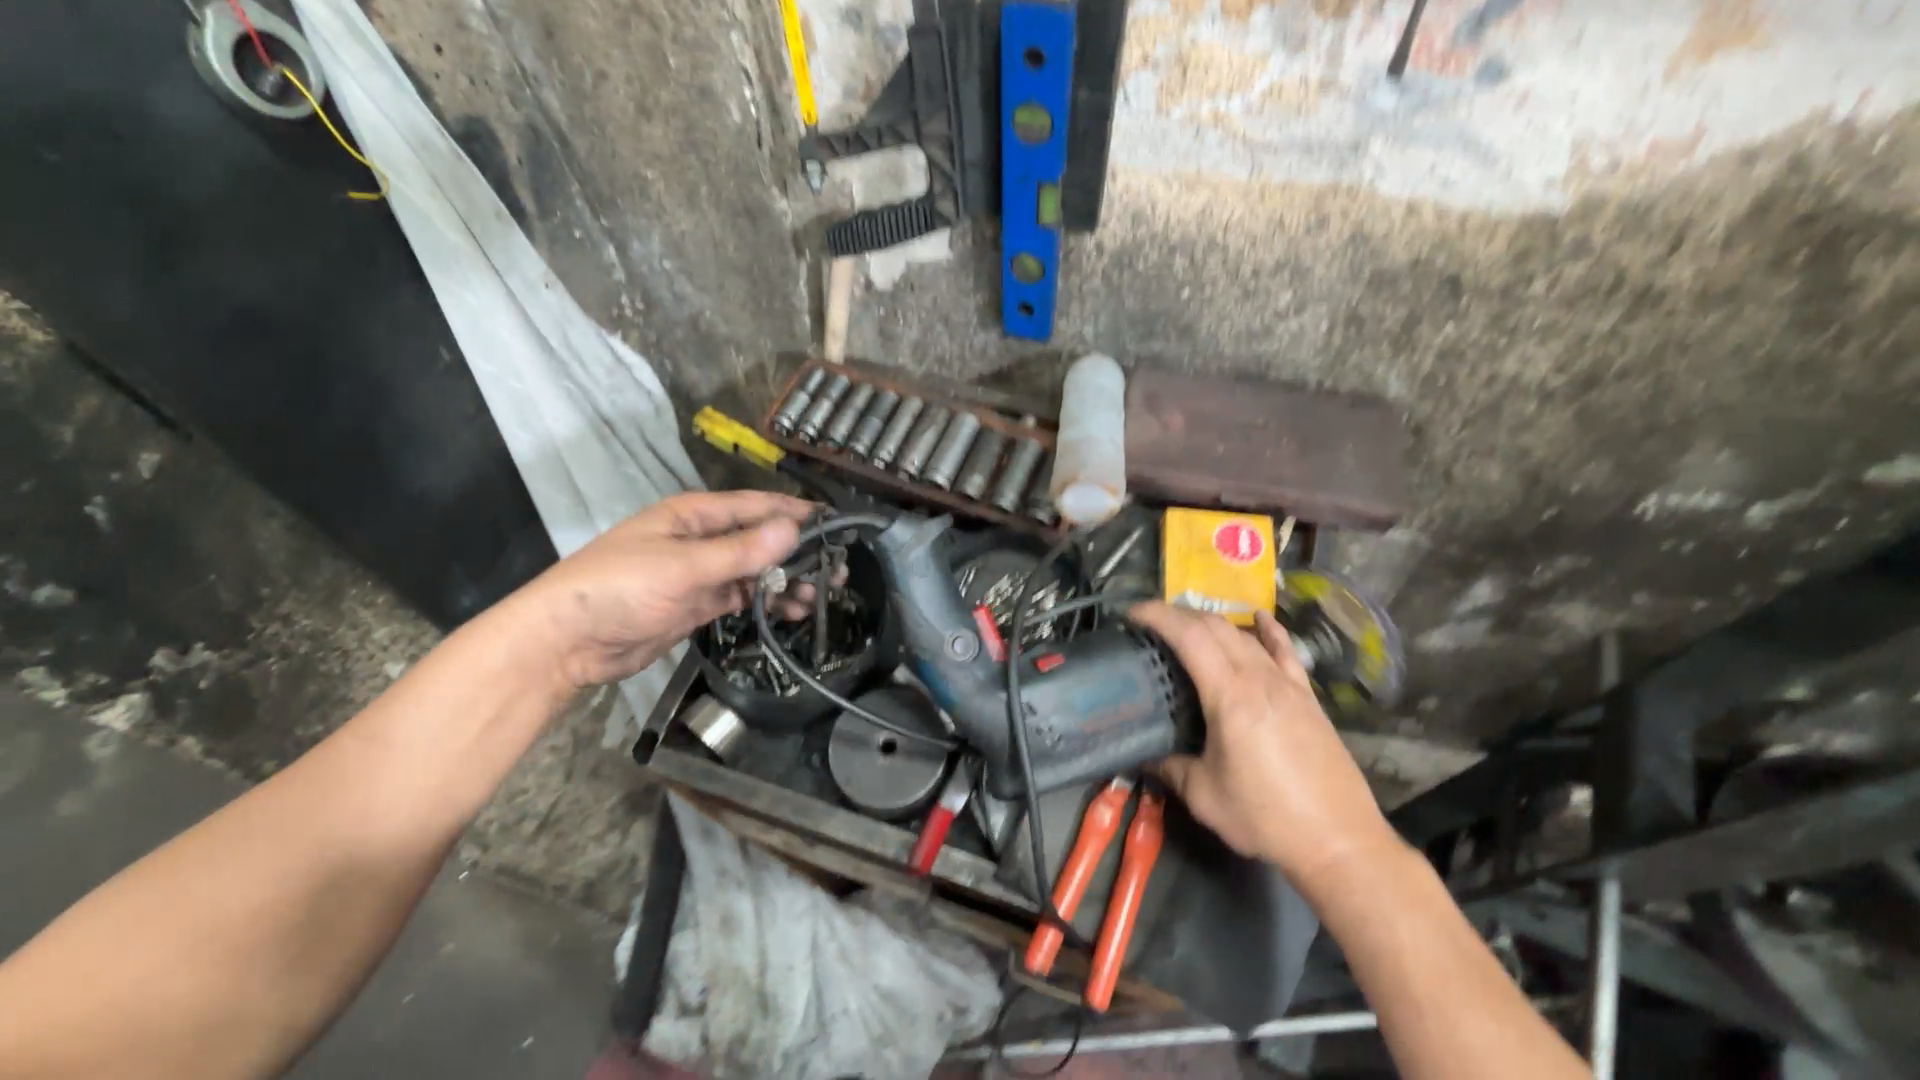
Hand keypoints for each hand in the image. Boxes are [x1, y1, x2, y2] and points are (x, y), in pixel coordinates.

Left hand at [513, 491, 815, 687]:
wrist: (567, 641)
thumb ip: (739, 552)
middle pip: (759, 540)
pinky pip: (742, 597)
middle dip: (798, 553)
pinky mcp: (697, 605)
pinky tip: (793, 611)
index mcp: (693, 516)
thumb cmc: (619, 588)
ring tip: (822, 596)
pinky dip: (767, 602)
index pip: (755, 506)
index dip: (795, 513)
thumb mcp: (682, 567)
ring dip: (786, 582)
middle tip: (837, 570)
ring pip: (755, 572)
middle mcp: (700, 540)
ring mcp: (699, 574)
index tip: (836, 523)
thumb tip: (792, 529)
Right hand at [1129, 603, 1400, 883]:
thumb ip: (1169, 767)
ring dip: (1213, 624)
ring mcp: (1288, 685)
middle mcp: (1260, 679)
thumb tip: (1141, 755)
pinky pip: (1284, 651)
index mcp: (1231, 696)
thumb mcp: (1204, 796)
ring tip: (1186, 630)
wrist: (1338, 838)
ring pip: (1246, 636)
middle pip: (1216, 626)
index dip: (1158, 616)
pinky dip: (1267, 630)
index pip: (1190, 635)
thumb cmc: (1265, 817)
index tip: (1132, 614)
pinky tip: (1259, 619)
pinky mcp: (1308, 698)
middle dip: (1179, 615)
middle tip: (1150, 625)